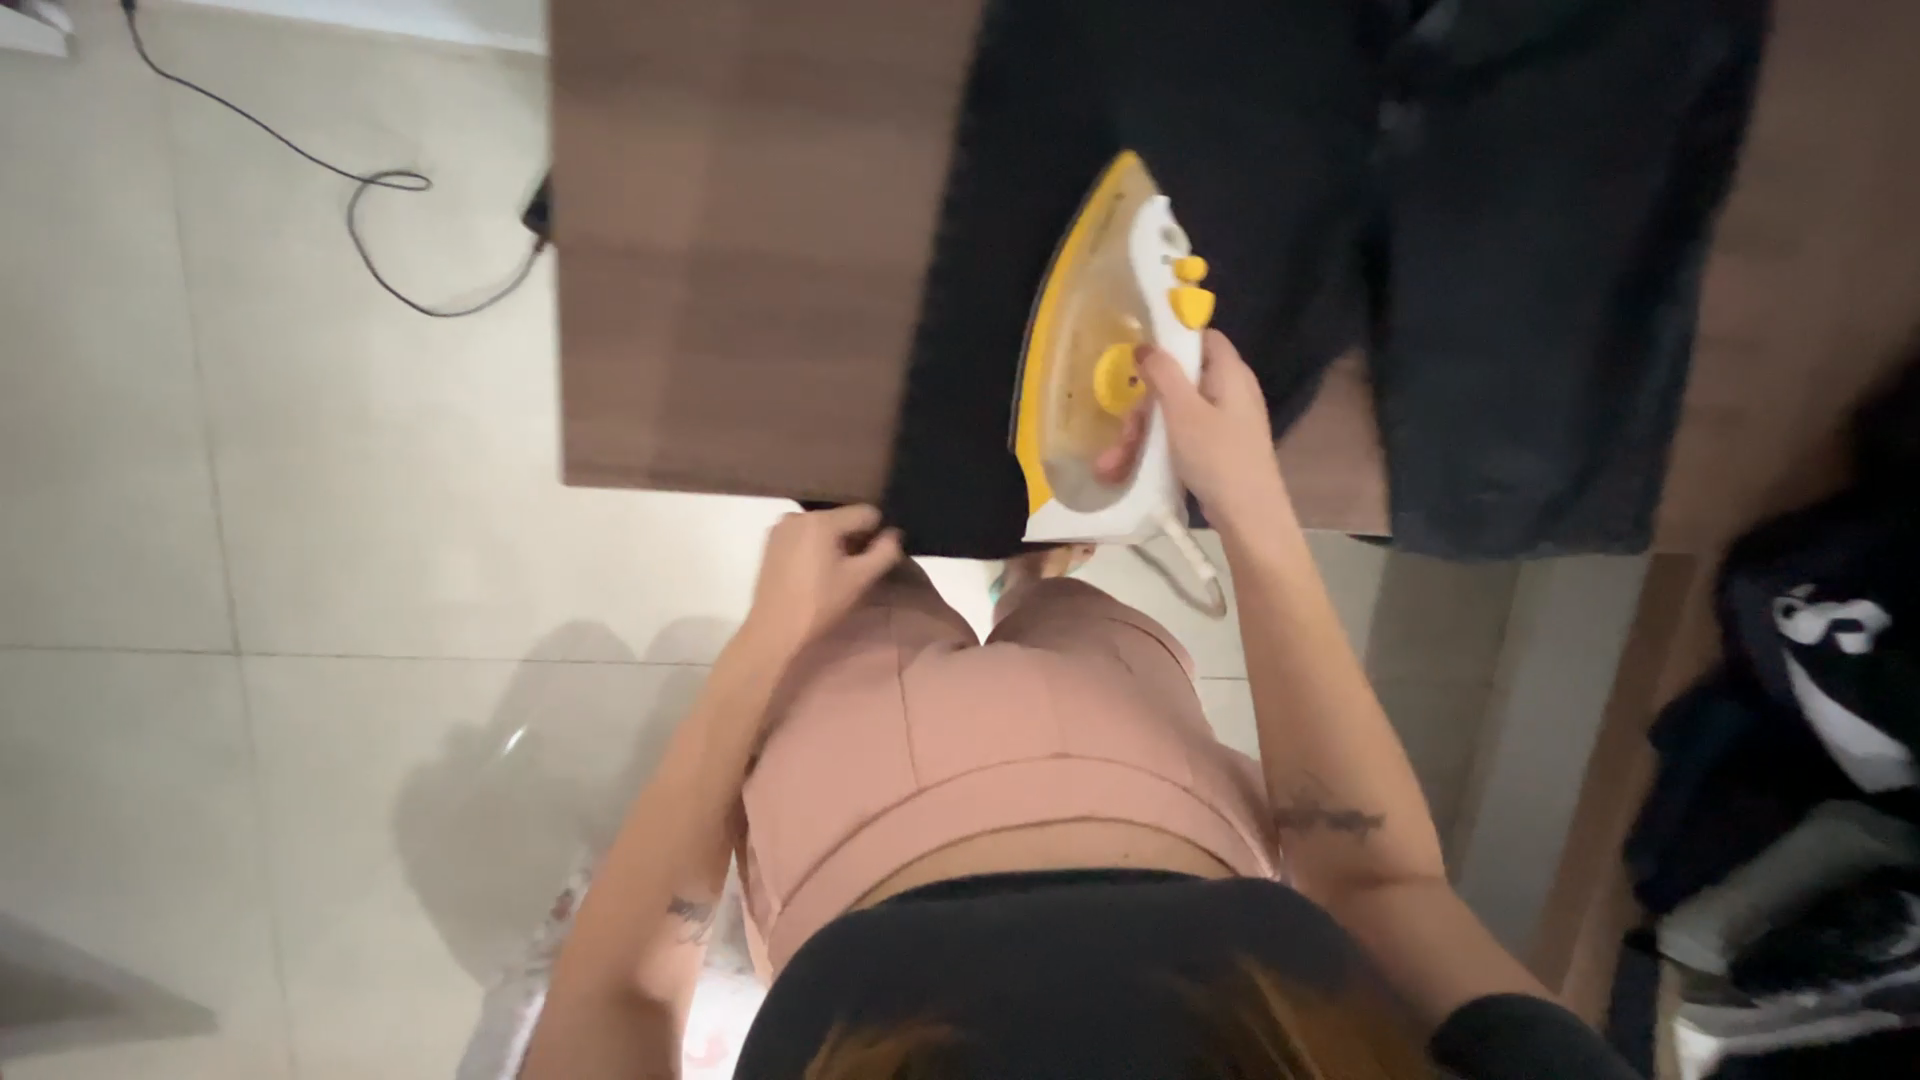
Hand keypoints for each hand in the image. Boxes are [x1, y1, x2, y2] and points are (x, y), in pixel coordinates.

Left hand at [743, 505, 902, 657]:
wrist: (773, 631)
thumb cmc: (819, 605)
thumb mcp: (860, 579)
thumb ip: (885, 552)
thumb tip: (894, 534)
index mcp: (821, 521)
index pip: (866, 514)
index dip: (877, 534)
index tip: (874, 559)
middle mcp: (798, 515)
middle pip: (843, 519)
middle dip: (853, 539)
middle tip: (855, 569)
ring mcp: (781, 528)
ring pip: (823, 527)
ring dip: (834, 544)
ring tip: (833, 573)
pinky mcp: (770, 542)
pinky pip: (804, 535)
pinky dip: (815, 547)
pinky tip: (814, 573)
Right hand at [1094, 329, 1288, 530]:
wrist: (1247, 515)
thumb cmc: (1217, 457)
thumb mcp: (1184, 412)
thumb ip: (1163, 374)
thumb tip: (1145, 346)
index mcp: (1229, 374)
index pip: (1203, 338)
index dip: (1173, 340)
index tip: (1140, 356)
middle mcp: (1228, 393)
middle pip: (1178, 381)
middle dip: (1144, 405)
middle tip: (1126, 428)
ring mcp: (1221, 423)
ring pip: (1172, 414)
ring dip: (1140, 435)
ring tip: (1112, 464)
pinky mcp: (1213, 449)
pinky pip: (1178, 438)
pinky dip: (1154, 450)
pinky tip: (1125, 471)